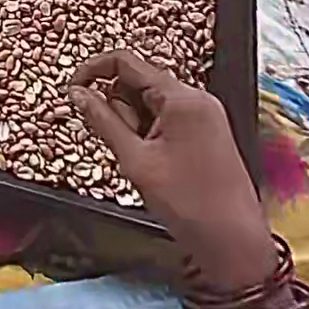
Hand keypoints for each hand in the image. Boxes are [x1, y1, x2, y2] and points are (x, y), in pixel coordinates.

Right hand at [68, 50, 277, 288]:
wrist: (235, 246)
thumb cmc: (188, 204)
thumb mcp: (134, 160)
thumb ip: (102, 119)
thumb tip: (76, 92)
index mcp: (181, 98)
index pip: (125, 62)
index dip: (92, 70)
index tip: (72, 88)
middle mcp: (195, 98)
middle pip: (136, 82)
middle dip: (119, 107)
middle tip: (123, 144)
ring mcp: (203, 114)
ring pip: (147, 101)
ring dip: (133, 123)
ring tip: (141, 159)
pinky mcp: (205, 130)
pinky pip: (163, 116)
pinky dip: (147, 131)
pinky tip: (152, 160)